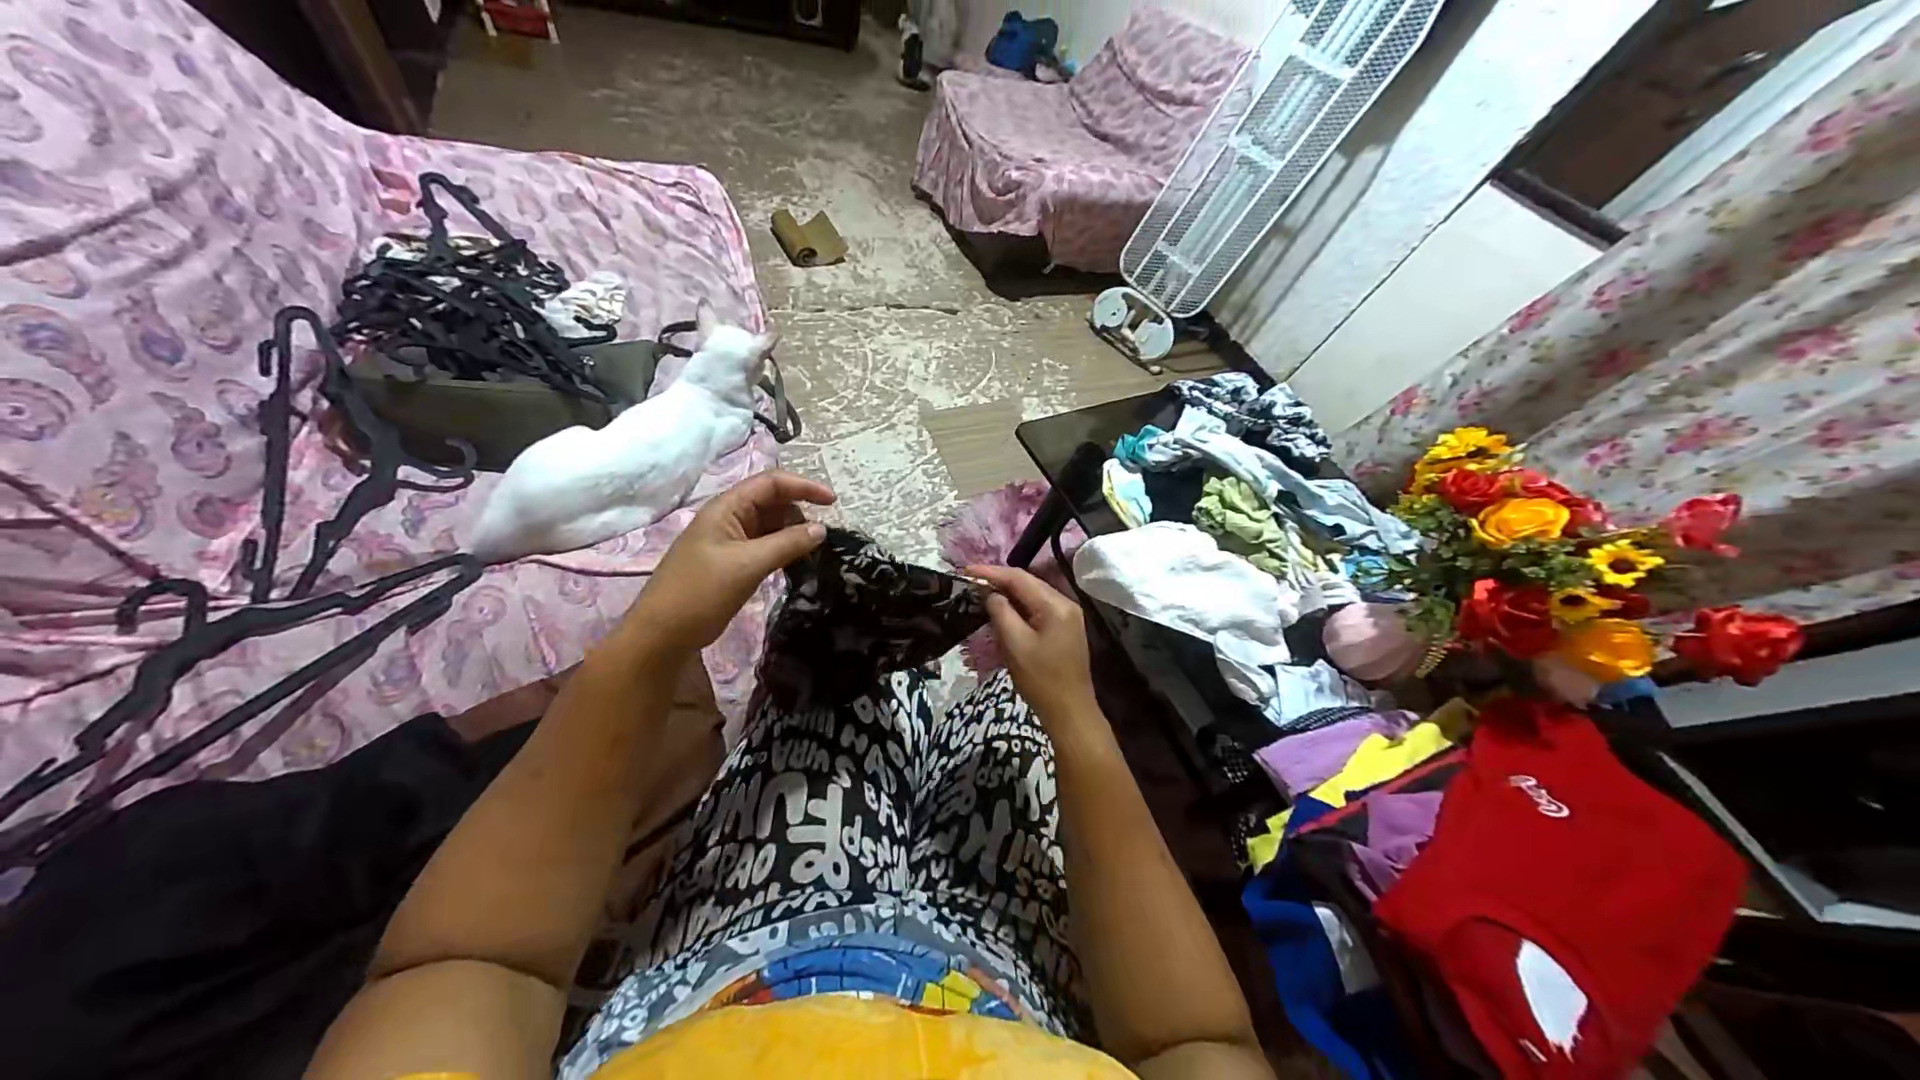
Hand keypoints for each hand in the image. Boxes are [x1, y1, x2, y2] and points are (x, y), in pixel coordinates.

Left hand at [628, 471, 834, 652]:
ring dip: (793, 533)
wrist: (663, 634)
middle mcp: (728, 518)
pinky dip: (783, 549)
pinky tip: (797, 562)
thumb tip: (822, 529)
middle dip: (800, 511)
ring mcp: (729, 542)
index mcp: (726, 508)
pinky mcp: (732, 563)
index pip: (771, 483)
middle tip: (824, 535)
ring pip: (770, 526)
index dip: (804, 486)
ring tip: (814, 550)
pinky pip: (765, 546)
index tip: (833, 502)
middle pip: (772, 502)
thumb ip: (787, 544)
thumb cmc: (701, 592)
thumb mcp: (748, 565)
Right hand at [968, 565, 1099, 726]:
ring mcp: (1068, 616)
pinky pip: (1038, 608)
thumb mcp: (1015, 645)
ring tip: (981, 592)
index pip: (1019, 578)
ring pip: (1032, 595)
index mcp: (1056, 605)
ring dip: (1008, 592)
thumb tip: (991, 594)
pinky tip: (1002, 609)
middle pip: (1028, 583)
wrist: (1070, 712)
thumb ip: (1001, 613)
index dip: (991, 573)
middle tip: (971, 581)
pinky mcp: (1064, 628)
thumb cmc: (1041, 680)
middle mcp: (1065, 604)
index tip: (966, 571)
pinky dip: (1018, 606)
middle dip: (999, 580)